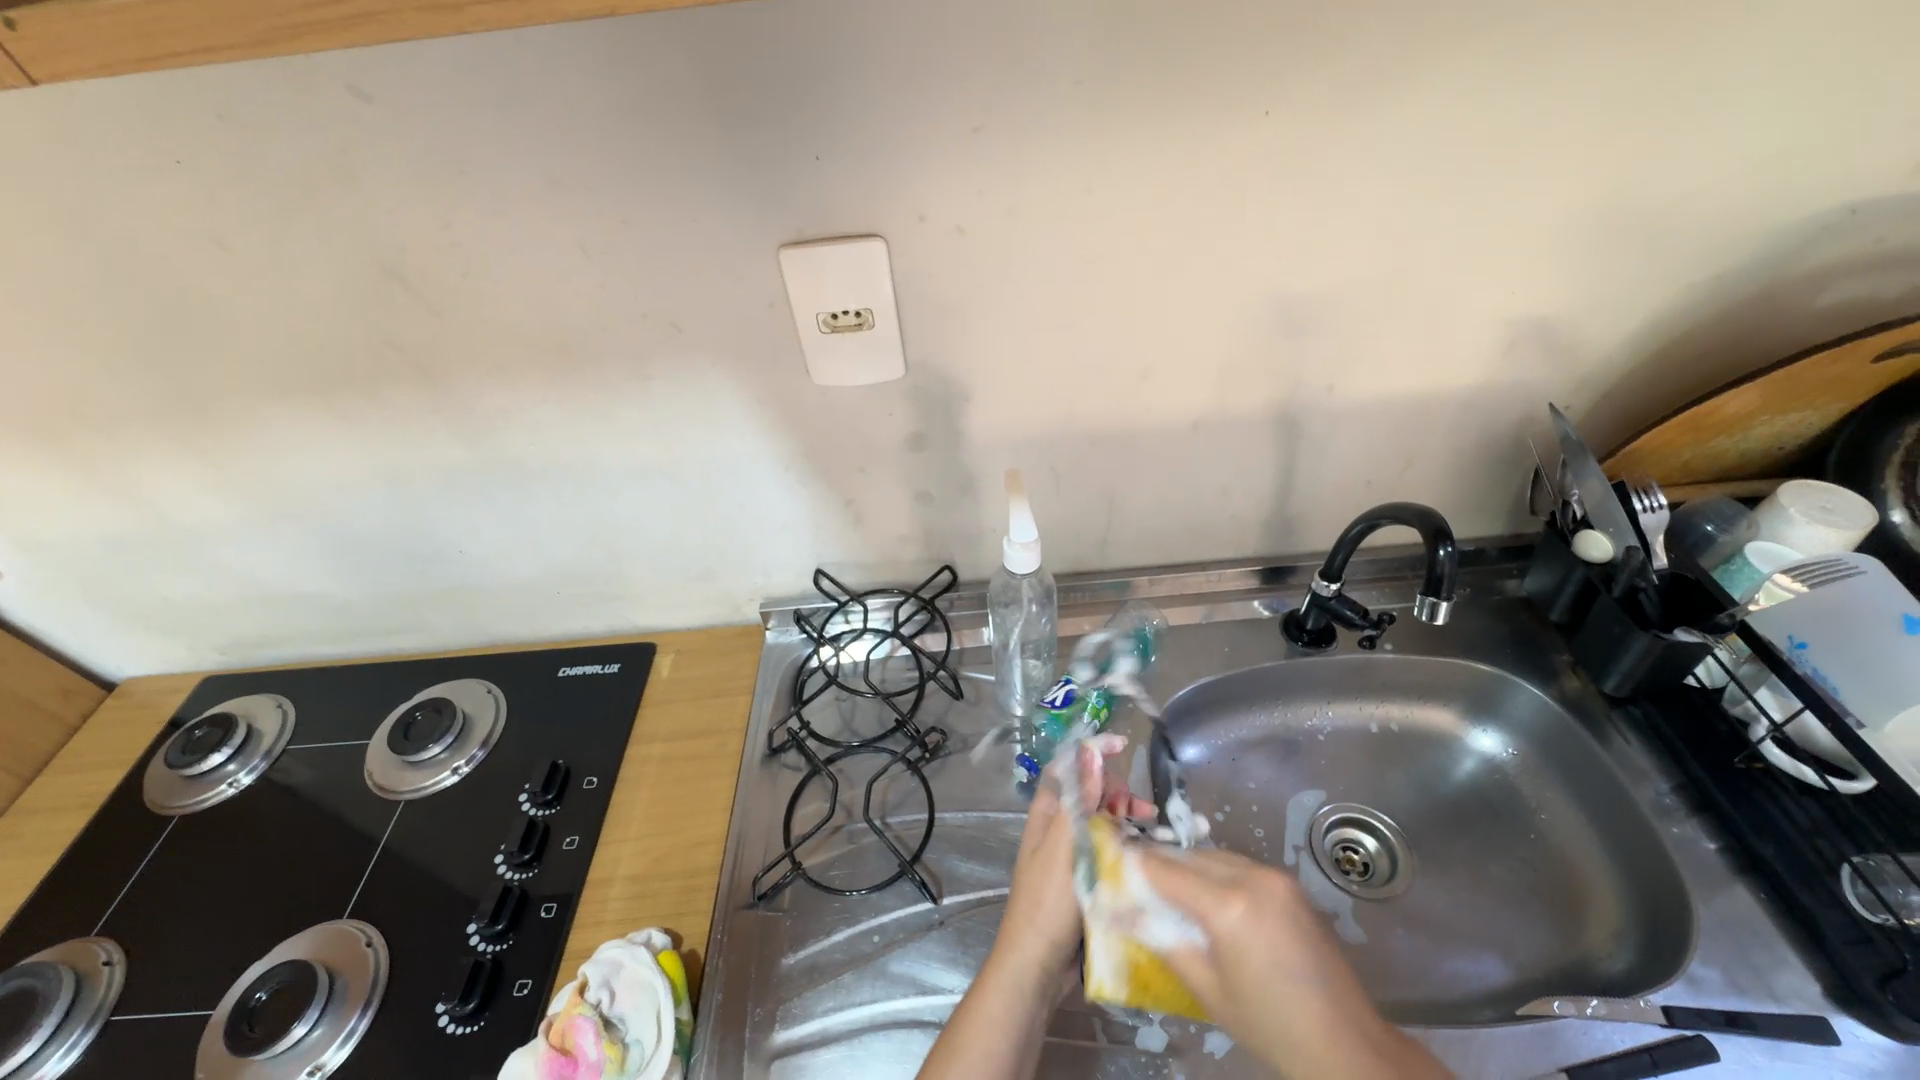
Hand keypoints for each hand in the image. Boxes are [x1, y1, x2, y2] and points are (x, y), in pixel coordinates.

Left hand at [917, 736, 1154, 1079]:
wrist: (1039, 967)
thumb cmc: (1048, 903)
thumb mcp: (1065, 847)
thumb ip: (1079, 800)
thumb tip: (1089, 750)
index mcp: (1047, 815)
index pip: (1068, 767)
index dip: (1091, 751)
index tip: (1122, 744)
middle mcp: (1059, 830)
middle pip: (1090, 794)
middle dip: (1116, 790)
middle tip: (1141, 808)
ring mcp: (1073, 856)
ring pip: (1104, 822)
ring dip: (1126, 818)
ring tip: (1150, 827)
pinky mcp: (1088, 880)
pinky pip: (1111, 851)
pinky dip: (1129, 845)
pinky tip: (1148, 854)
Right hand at [1136, 847, 1450, 1079]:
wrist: (1345, 1041)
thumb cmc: (1268, 1023)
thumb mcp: (1206, 987)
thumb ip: (1162, 940)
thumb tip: (1119, 913)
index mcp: (1229, 905)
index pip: (1164, 869)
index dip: (1133, 866)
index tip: (1110, 865)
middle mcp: (1254, 878)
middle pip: (1191, 856)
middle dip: (1162, 866)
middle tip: (1136, 886)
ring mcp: (1277, 878)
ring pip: (1216, 857)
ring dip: (1191, 869)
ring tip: (1171, 896)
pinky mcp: (1292, 886)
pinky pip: (1241, 867)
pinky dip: (1218, 875)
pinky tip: (1210, 902)